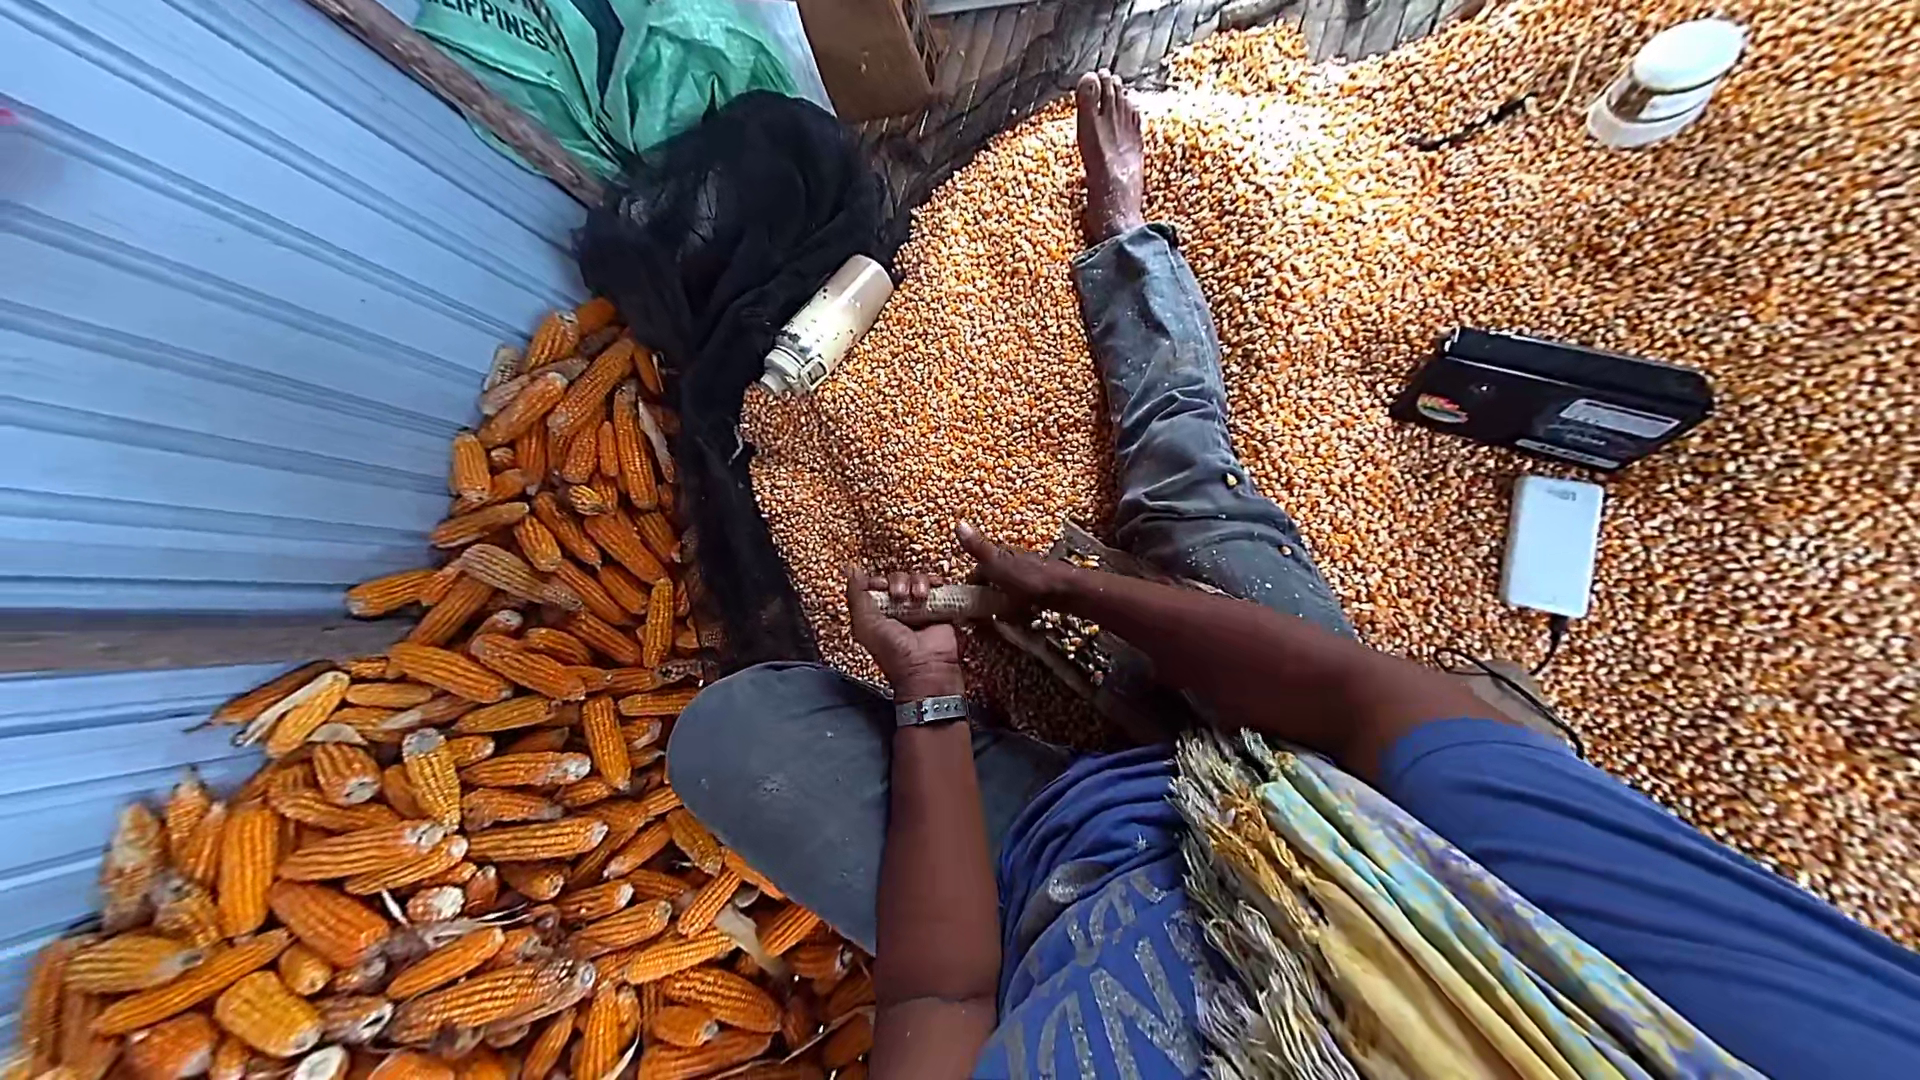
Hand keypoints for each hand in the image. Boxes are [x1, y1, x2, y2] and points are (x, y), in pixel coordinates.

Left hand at [846, 564, 964, 700]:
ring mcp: (919, 608)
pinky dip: (935, 582)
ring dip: (917, 581)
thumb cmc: (893, 652)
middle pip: (898, 579)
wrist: (926, 666)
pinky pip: (937, 586)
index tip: (882, 587)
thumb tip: (851, 569)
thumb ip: (856, 596)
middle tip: (900, 595)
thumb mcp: (865, 624)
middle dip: (899, 582)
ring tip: (919, 596)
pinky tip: (934, 588)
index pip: (877, 584)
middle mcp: (898, 609)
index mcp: (878, 612)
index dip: (879, 581)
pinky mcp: (939, 608)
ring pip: (917, 579)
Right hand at [955, 522, 1073, 606]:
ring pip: (1007, 590)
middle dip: (987, 594)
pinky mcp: (1038, 592)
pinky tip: (1017, 616)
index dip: (972, 584)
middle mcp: (1014, 564)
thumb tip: (958, 523)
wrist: (1064, 591)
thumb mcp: (997, 564)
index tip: (967, 601)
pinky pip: (1021, 600)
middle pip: (994, 579)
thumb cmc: (1028, 578)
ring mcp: (1027, 578)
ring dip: (1002, 602)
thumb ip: (978, 548)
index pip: (979, 569)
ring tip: (999, 616)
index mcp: (1002, 556)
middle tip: (983, 611)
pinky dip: (1016, 608)